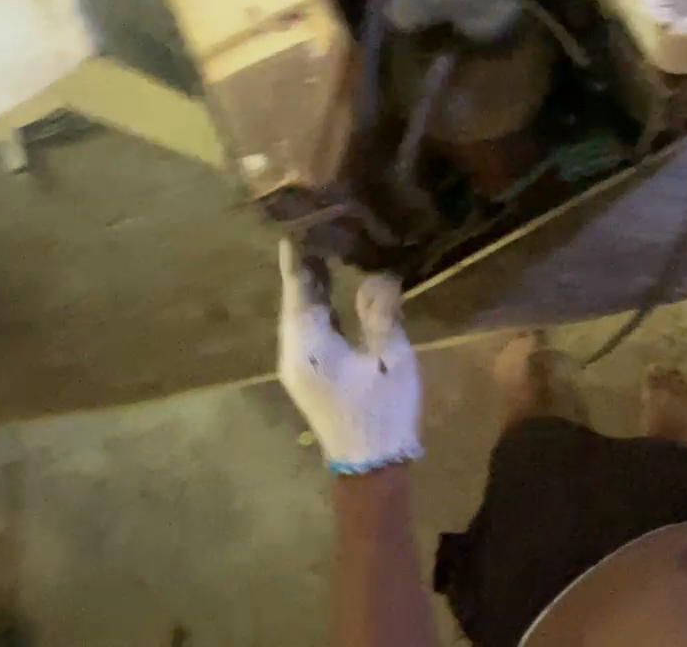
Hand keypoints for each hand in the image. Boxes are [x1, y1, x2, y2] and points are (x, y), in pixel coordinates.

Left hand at [278, 241, 422, 474]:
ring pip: (300, 310)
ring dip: (310, 279)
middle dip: (303, 262)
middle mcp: (294, 352)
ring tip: (322, 240)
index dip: (298, 256)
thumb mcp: (392, 360)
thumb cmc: (383, 414)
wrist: (371, 467)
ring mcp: (299, 362)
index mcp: (310, 347)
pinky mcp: (309, 369)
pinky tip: (330, 279)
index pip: (299, 290)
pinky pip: (308, 323)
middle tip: (315, 220)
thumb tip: (378, 273)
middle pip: (295, 298)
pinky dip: (317, 297)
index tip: (297, 222)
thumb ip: (382, 313)